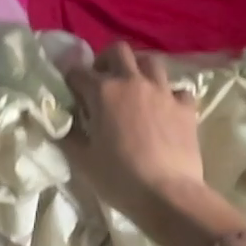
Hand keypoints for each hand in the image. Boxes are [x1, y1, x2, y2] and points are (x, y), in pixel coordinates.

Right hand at [60, 42, 207, 222]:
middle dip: (107, 60)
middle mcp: (132, 81)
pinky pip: (178, 90)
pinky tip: (166, 110)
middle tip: (104, 81)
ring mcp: (162, 91)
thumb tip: (59, 121)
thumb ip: (67, 135)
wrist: (169, 195)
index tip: (70, 93)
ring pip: (151, 61)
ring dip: (140, 70)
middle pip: (118, 50)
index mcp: (103, 91)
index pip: (77, 71)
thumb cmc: (120, 178)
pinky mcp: (185, 107)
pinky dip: (171, 96)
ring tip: (136, 89)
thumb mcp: (82, 160)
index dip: (70, 80)